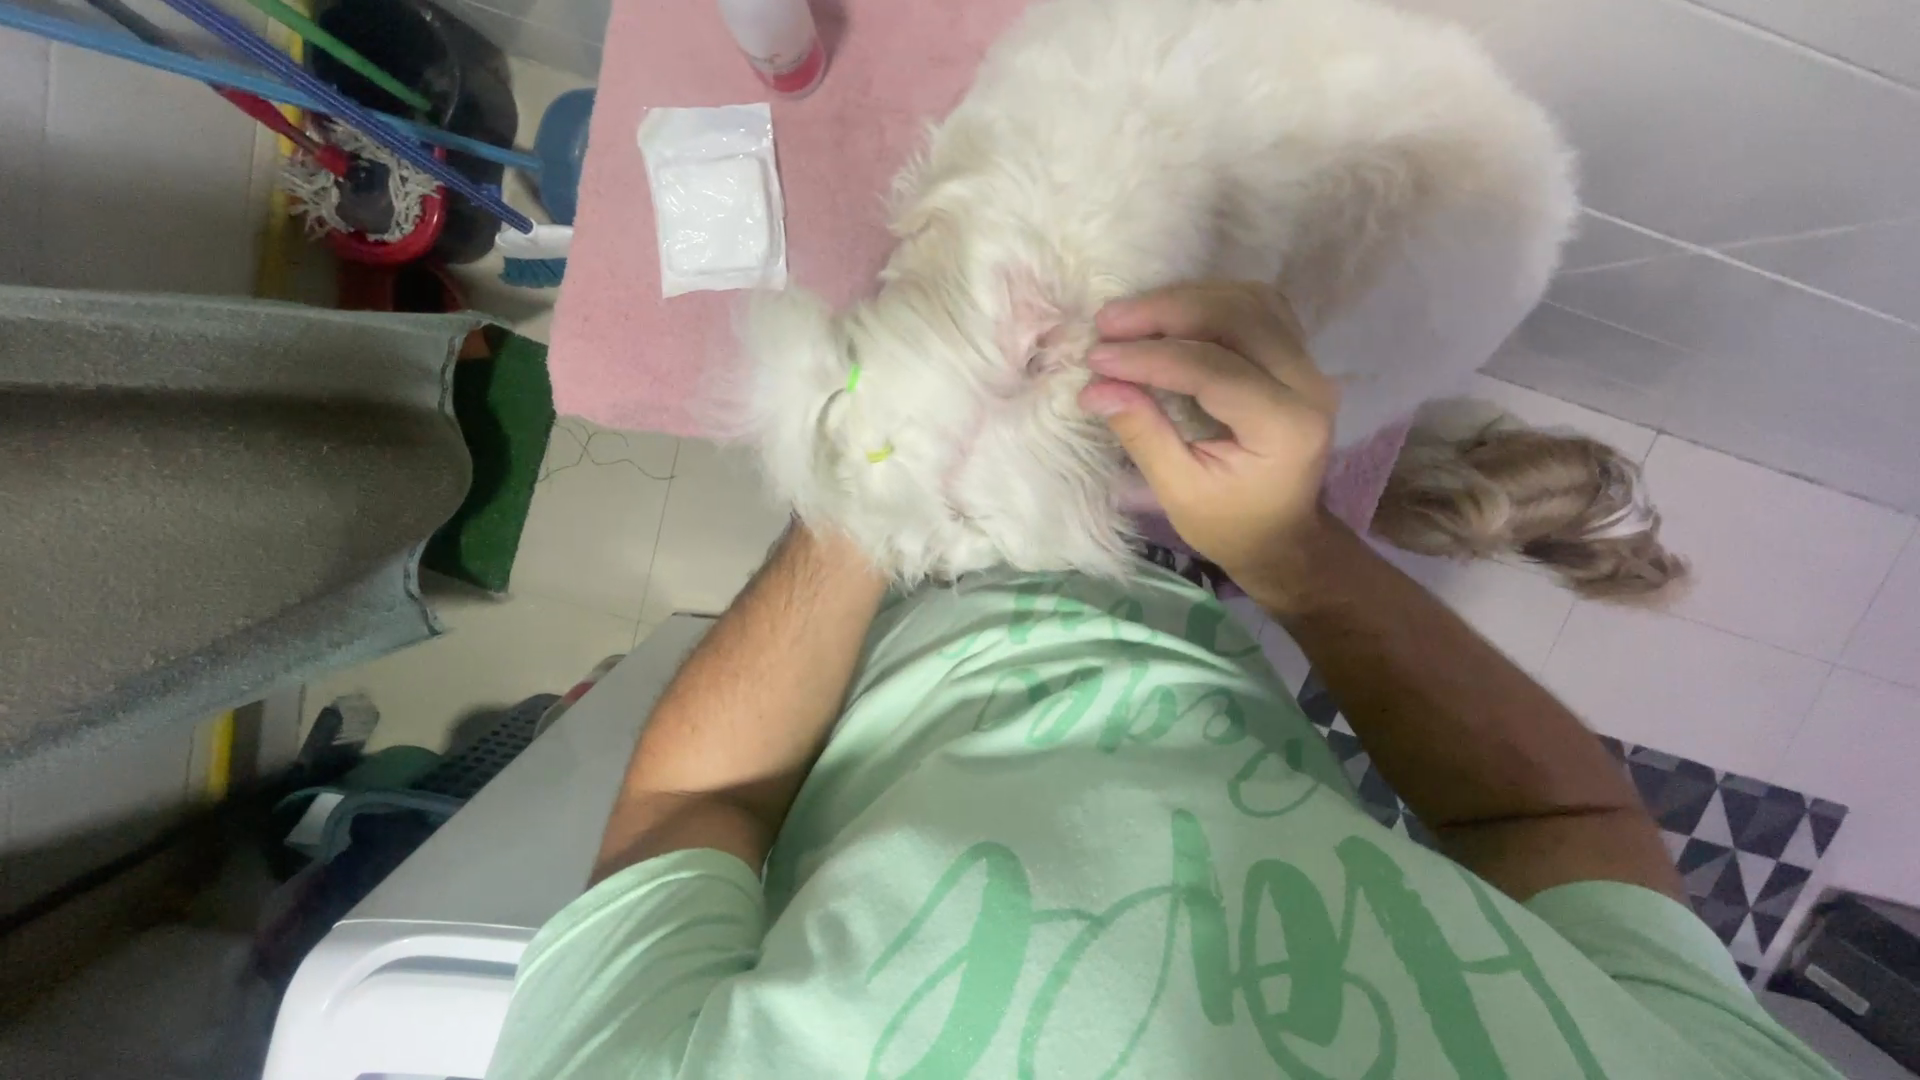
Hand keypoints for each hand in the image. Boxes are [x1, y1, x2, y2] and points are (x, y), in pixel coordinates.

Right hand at [1079, 282, 1339, 609]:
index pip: (1214, 369)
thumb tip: (1095, 388)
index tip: (1096, 357)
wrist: (1280, 535)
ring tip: (1130, 317)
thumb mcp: (1178, 491)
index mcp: (1283, 426)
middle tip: (1107, 322)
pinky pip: (1256, 309)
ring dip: (1186, 299)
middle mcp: (1308, 384)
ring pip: (1250, 301)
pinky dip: (1208, 303)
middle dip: (1167, 311)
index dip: (1151, 357)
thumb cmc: (1228, 522)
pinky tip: (1168, 316)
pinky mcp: (1297, 357)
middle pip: (1239, 316)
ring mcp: (1309, 365)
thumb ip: (1143, 434)